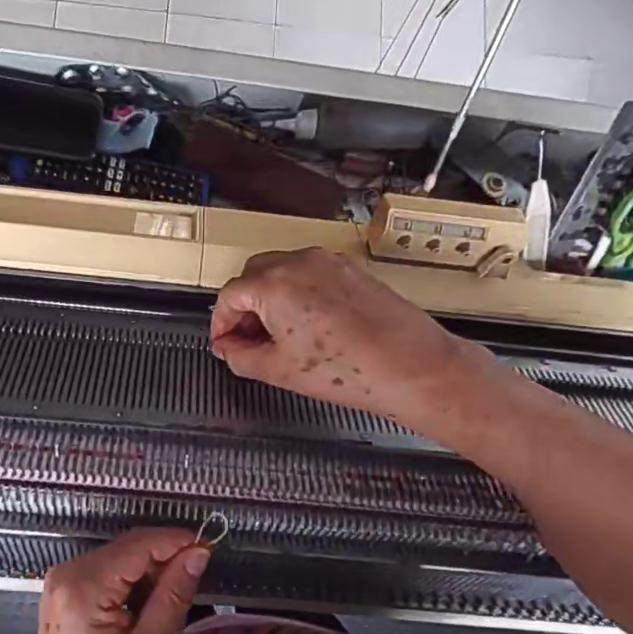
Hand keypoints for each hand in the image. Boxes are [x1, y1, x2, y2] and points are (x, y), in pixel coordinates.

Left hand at [15, 528, 208, 633]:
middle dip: (166, 557)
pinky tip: (145, 607)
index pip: (140, 543)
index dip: (177, 541)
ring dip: (151, 570)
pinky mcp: (65, 586)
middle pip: (130, 545)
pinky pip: (109, 568)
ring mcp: (63, 576)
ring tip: (170, 602)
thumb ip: (172, 597)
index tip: (210, 549)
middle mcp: (69, 571)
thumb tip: (198, 555)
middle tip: (195, 582)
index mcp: (84, 585)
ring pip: (122, 555)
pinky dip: (133, 579)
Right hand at [209, 248, 497, 425]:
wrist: (411, 366)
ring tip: (279, 337)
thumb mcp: (280, 371)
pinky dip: (298, 294)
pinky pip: (310, 274)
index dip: (221, 323)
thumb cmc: (354, 368)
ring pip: (282, 271)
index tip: (224, 342)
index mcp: (274, 284)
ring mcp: (327, 262)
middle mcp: (299, 263)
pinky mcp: (349, 268)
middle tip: (246, 340)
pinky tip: (308, 326)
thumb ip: (241, 356)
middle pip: (253, 276)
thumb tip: (229, 349)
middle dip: (244, 307)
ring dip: (270, 298)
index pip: (229, 295)